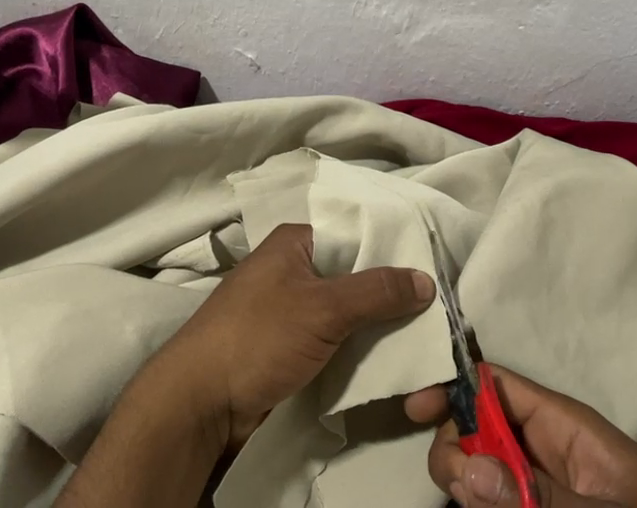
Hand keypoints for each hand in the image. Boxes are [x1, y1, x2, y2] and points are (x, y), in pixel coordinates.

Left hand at [149, 222, 434, 449]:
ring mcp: (288, 310)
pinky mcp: (287, 347)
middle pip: (353, 274)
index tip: (433, 264)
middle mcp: (291, 269)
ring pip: (345, 310)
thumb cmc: (258, 338)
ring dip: (375, 324)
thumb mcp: (323, 308)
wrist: (200, 403)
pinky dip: (356, 346)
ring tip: (423, 332)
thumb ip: (376, 292)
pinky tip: (388, 356)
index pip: (355, 233)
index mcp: (295, 242)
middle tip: (436, 304)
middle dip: (389, 291)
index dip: (393, 248)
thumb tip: (426, 280)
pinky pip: (332, 339)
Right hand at [405, 365, 636, 507]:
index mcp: (564, 423)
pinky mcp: (535, 504)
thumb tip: (471, 467)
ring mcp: (538, 481)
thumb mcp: (602, 507)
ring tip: (478, 506)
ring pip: (480, 467)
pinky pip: (496, 497)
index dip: (454, 386)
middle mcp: (544, 446)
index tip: (414, 407)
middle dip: (455, 449)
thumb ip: (538, 492)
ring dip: (466, 485)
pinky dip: (480, 502)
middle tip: (462, 489)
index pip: (498, 383)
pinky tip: (481, 507)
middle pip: (477, 426)